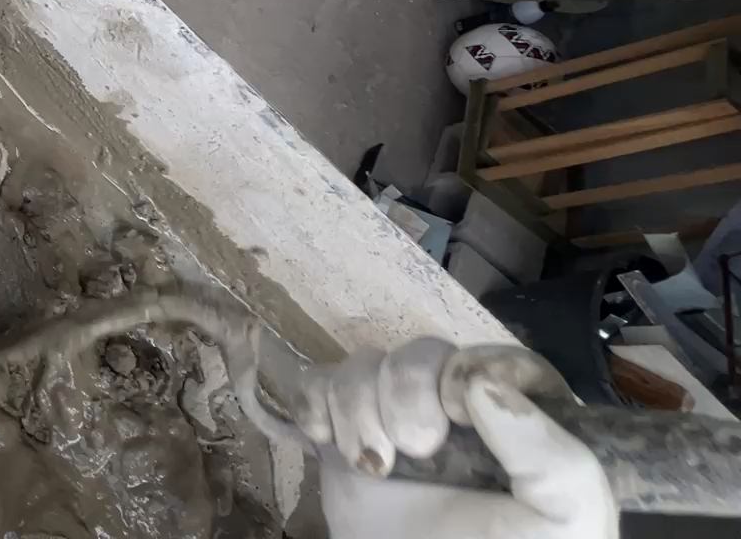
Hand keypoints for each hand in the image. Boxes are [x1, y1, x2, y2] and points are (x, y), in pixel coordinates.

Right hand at [295, 341, 616, 538]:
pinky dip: (312, 405)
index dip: (469, 370)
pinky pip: (314, 378)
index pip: (499, 360)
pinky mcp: (337, 419)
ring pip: (361, 363)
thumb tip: (477, 384)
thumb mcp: (562, 528)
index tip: (459, 414)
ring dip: (356, 411)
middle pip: (421, 353)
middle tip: (412, 450)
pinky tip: (325, 442)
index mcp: (519, 429)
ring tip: (370, 465)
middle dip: (404, 396)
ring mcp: (389, 412)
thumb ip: (560, 462)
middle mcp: (453, 412)